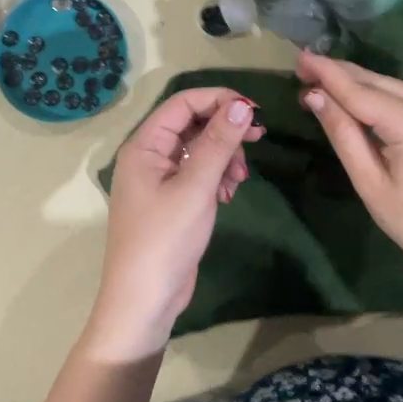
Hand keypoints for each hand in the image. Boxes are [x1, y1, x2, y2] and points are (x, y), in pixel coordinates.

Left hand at [86, 89, 259, 360]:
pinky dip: (217, 177)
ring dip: (224, 156)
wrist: (143, 301)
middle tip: (258, 139)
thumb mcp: (196, 188)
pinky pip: (197, 173)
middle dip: (225, 130)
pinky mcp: (171, 200)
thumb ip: (218, 143)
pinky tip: (228, 194)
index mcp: (144, 145)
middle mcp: (148, 155)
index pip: (183, 103)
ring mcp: (159, 179)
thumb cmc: (165, 240)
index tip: (254, 112)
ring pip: (199, 148)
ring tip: (238, 180)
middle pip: (192, 123)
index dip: (219, 100)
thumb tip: (241, 105)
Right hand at [295, 50, 402, 298]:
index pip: (362, 93)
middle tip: (302, 67)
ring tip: (319, 80)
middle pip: (377, 83)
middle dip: (339, 74)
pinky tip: (353, 95)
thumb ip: (342, 133)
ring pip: (391, 86)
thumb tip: (314, 96)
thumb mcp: (368, 182)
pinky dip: (377, 94)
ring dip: (356, 83)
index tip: (299, 57)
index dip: (328, 74)